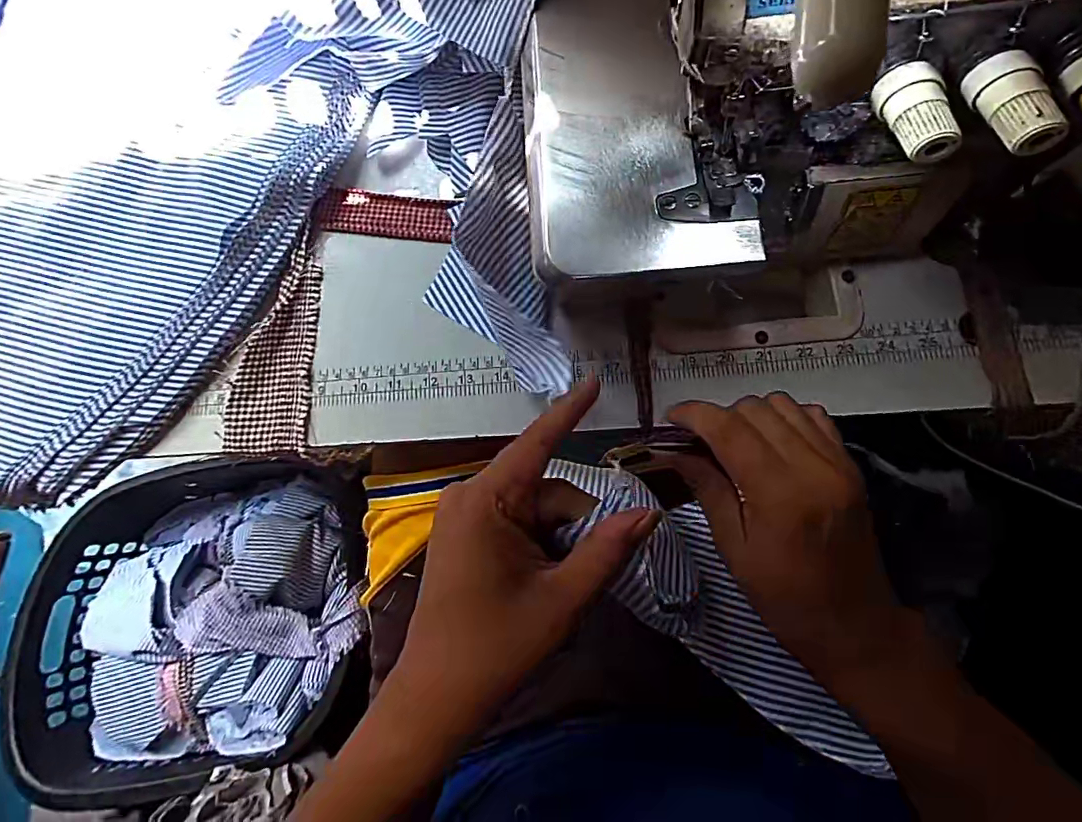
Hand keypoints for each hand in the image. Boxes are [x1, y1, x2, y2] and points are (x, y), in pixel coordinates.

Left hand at [386, 378, 657, 740]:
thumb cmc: (494, 650)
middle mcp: (470, 495)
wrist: (433, 701)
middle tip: (579, 577)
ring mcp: (463, 514)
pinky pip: (516, 521)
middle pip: (545, 490)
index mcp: (486, 501)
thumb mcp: (561, 600)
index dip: (570, 411)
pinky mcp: (463, 533)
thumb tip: (648, 513)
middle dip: (574, 525)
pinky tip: (539, 582)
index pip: (537, 443)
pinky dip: (539, 544)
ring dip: (558, 540)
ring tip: (555, 589)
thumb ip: (607, 551)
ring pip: (534, 509)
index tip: (595, 380)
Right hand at [664, 393, 914, 691]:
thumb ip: (707, 489)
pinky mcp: (850, 464)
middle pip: (754, 409)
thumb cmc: (787, 600)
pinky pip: (812, 416)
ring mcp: (837, 462)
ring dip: (751, 414)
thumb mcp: (735, 550)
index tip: (671, 418)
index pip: (729, 429)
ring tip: (736, 441)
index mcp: (780, 494)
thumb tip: (673, 452)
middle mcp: (812, 467)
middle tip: (700, 441)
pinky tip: (772, 442)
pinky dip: (786, 418)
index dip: (694, 414)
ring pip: (782, 404)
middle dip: (719, 417)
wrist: (856, 627)